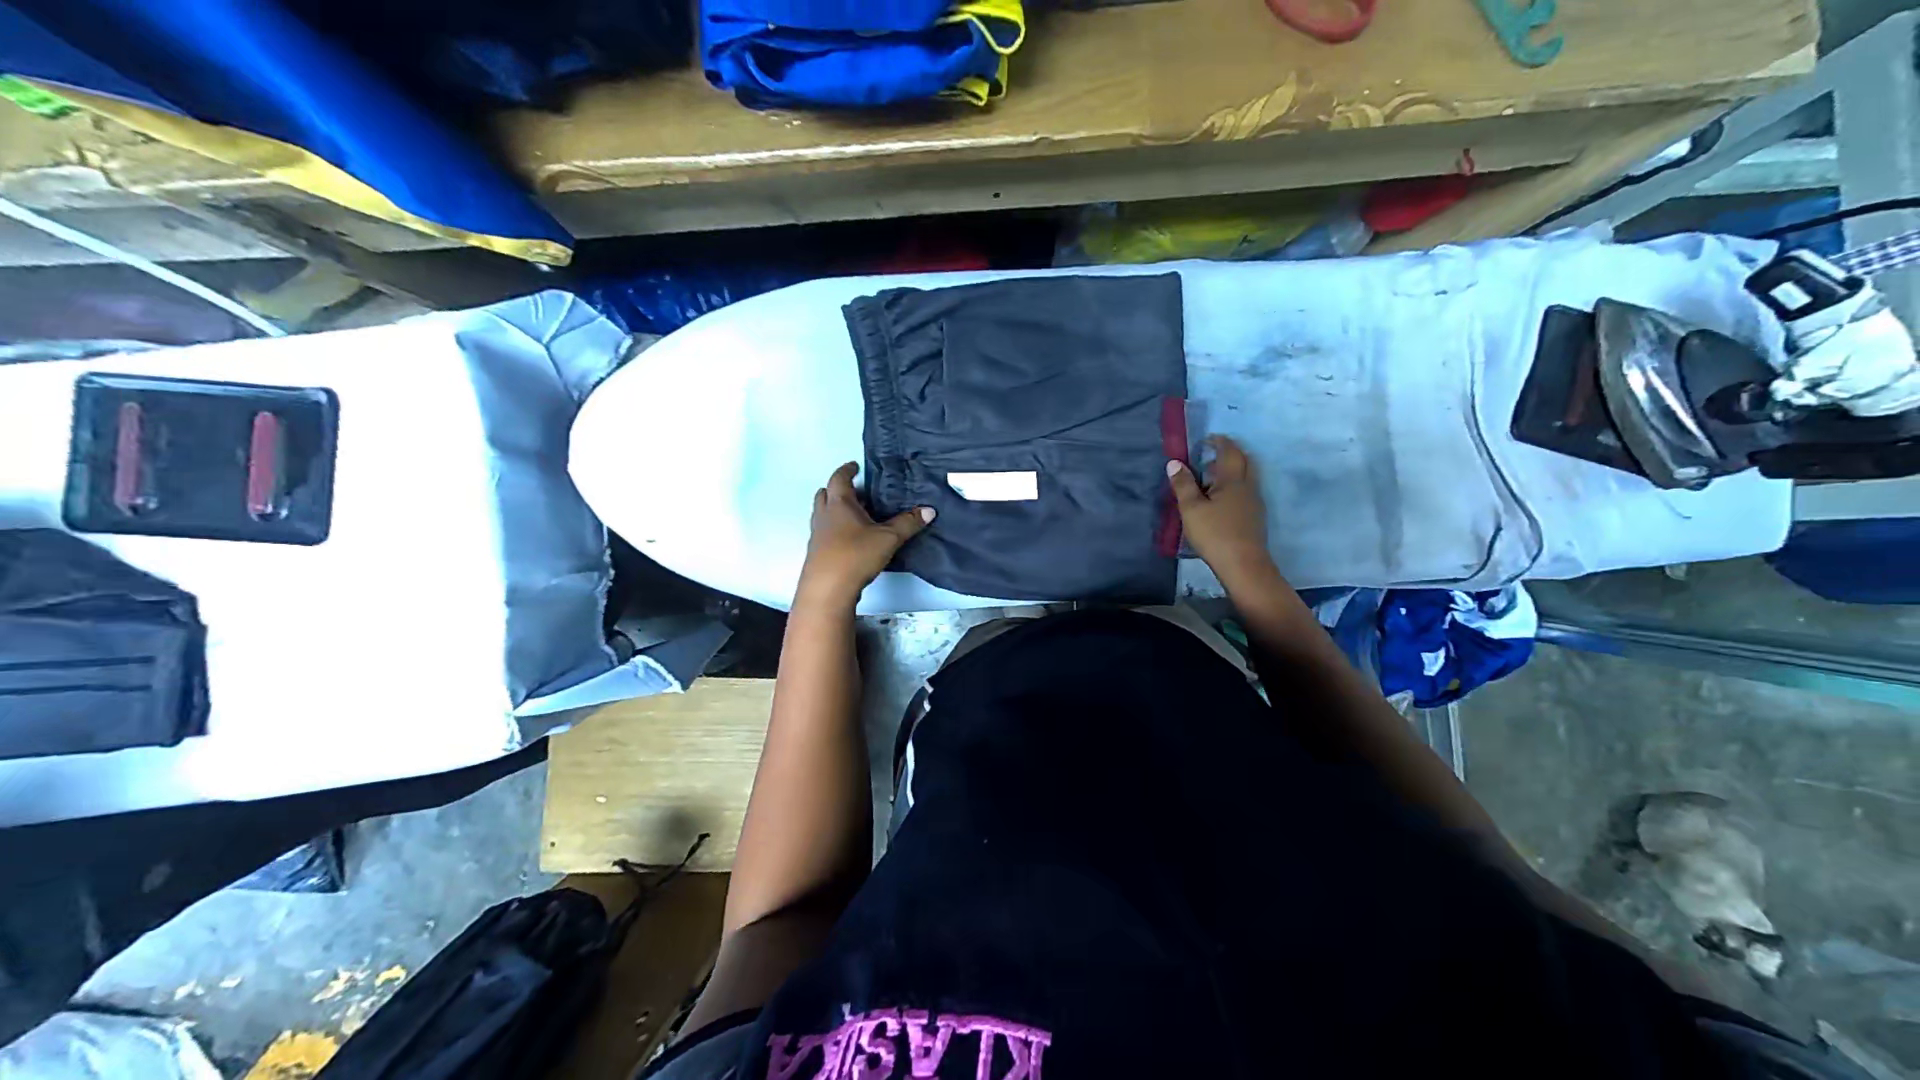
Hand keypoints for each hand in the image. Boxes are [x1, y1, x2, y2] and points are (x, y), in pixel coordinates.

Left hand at [796, 463, 933, 609]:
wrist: (827, 589)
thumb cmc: (856, 555)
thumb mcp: (888, 538)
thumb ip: (908, 523)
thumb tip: (929, 510)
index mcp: (839, 504)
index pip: (839, 478)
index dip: (847, 470)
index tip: (854, 465)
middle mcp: (824, 515)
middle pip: (825, 494)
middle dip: (838, 489)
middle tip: (856, 491)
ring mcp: (817, 534)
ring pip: (822, 514)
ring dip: (834, 510)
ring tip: (854, 514)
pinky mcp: (816, 552)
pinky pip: (823, 532)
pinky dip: (834, 529)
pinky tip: (849, 539)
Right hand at [1168, 436, 1274, 586]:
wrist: (1243, 565)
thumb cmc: (1214, 534)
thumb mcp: (1191, 509)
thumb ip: (1183, 485)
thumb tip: (1175, 462)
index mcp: (1233, 480)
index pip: (1229, 452)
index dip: (1219, 442)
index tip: (1208, 439)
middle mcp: (1248, 486)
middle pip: (1245, 460)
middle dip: (1230, 452)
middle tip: (1212, 453)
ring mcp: (1254, 502)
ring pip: (1247, 476)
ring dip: (1233, 469)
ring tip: (1213, 476)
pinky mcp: (1255, 516)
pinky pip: (1246, 490)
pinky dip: (1235, 485)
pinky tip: (1221, 498)